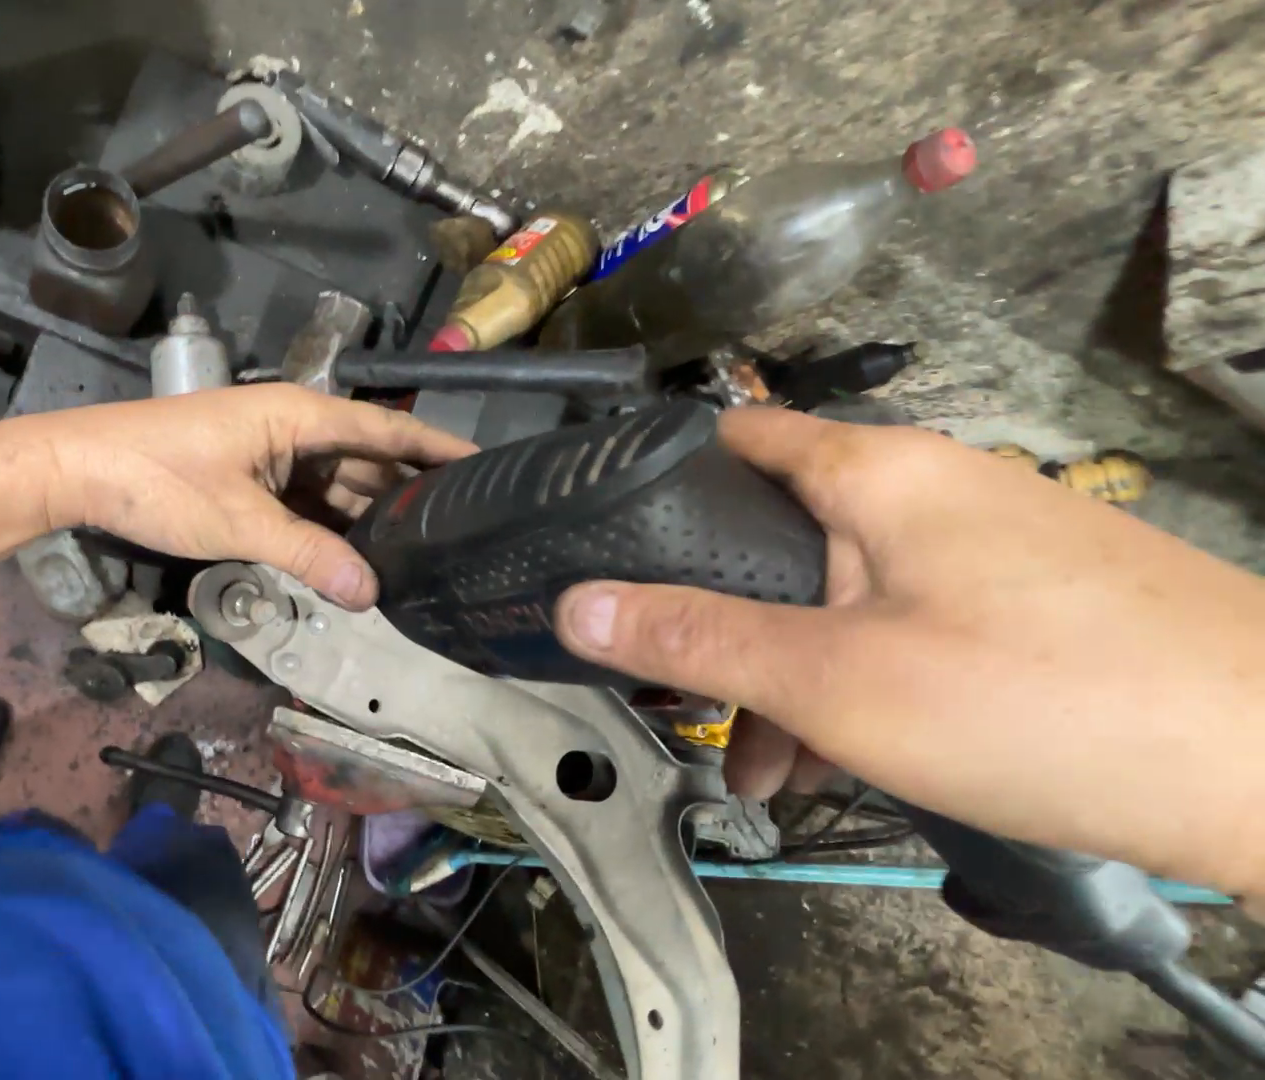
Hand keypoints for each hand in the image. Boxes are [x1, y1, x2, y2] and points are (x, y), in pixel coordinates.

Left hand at [30, 385, 475, 609]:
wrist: (79, 468)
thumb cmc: (160, 480)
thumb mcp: (239, 521)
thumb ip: (308, 554)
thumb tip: (371, 592)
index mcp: (301, 416)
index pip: (387, 431)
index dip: (438, 449)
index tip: (487, 468)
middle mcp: (295, 427)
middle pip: (367, 462)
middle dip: (405, 498)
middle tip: (455, 539)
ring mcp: (271, 452)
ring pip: (336, 485)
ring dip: (366, 518)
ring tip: (414, 557)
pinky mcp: (250, 476)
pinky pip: (305, 500)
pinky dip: (327, 527)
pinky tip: (352, 558)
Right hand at [552, 408, 1264, 896]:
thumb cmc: (1039, 700)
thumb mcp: (831, 676)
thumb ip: (691, 637)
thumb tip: (572, 605)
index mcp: (873, 472)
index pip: (729, 438)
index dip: (653, 480)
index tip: (596, 540)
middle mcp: (922, 490)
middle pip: (772, 535)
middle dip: (716, 616)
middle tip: (672, 684)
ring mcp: (975, 548)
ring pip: (832, 595)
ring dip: (780, 671)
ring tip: (759, 767)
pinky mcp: (1018, 604)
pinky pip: (895, 627)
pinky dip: (850, 683)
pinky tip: (834, 762)